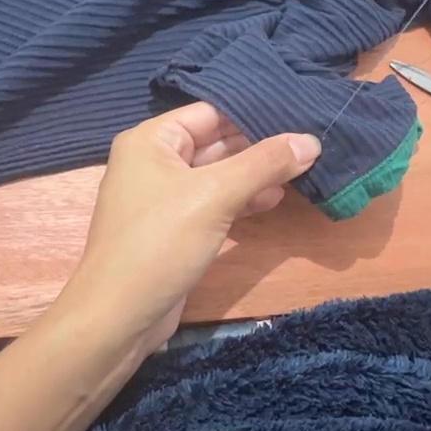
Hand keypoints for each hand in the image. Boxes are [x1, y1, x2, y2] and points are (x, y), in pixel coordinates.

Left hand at [49, 103, 320, 355]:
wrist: (118, 317)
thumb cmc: (160, 243)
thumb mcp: (216, 196)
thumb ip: (264, 164)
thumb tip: (311, 140)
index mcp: (150, 140)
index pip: (210, 112)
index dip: (253, 113)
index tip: (298, 114)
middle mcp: (153, 162)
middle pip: (214, 142)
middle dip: (258, 145)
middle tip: (308, 143)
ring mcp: (162, 198)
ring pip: (216, 175)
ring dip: (254, 175)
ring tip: (301, 171)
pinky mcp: (173, 229)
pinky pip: (212, 203)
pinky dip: (240, 200)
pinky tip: (274, 199)